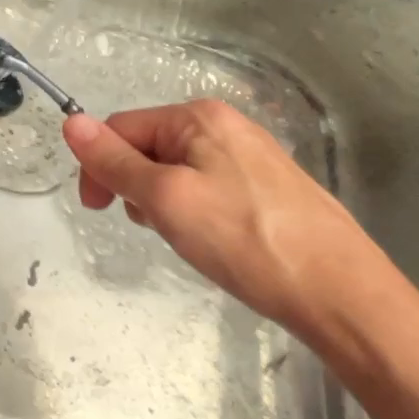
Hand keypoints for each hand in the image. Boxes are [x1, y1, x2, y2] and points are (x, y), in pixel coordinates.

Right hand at [62, 100, 387, 330]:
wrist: (348, 301)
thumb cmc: (246, 241)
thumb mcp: (165, 198)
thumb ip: (112, 160)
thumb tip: (70, 121)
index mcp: (199, 117)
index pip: (120, 129)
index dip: (100, 167)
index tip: (99, 210)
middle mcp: (228, 127)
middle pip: (149, 148)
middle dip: (137, 186)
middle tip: (154, 226)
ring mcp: (256, 158)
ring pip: (178, 172)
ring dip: (167, 203)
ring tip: (189, 238)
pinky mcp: (275, 191)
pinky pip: (211, 189)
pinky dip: (199, 213)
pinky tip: (218, 242)